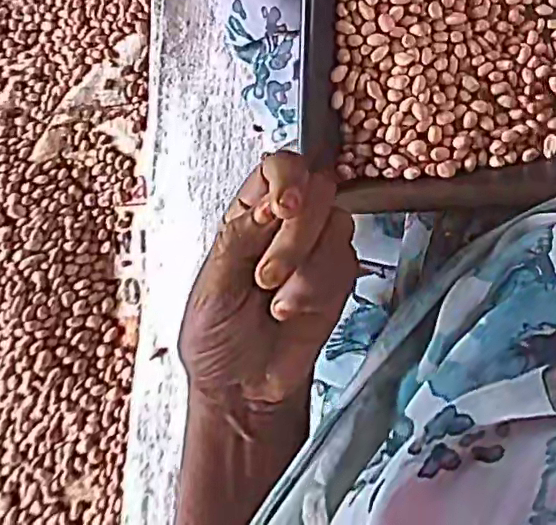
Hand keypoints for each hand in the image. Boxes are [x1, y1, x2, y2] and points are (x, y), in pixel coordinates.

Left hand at [179, 152, 356, 413]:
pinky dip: (318, 290)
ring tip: (276, 302)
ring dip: (305, 269)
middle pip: (317, 186)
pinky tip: (294, 309)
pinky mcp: (340, 271)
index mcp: (252, 212)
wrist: (244, 389)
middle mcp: (290, 220)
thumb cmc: (217, 338)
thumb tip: (269, 205)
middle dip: (296, 234)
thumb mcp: (212, 288)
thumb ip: (240, 238)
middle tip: (267, 275)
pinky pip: (344, 261)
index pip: (279, 166)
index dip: (288, 177)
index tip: (284, 207)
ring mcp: (319, 244)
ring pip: (337, 221)